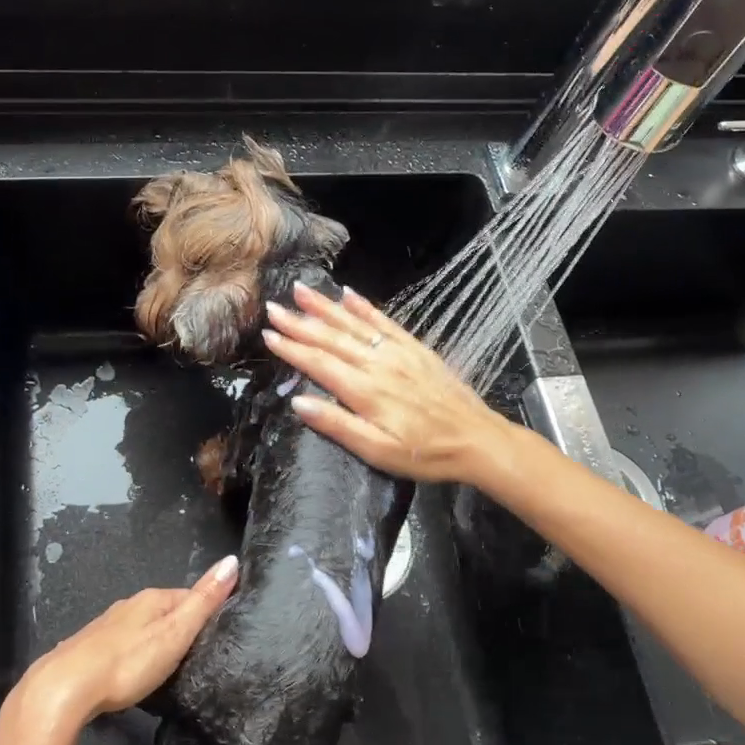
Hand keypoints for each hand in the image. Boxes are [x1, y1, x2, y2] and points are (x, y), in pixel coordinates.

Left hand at [16, 556, 239, 726]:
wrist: (66, 687)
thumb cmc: (128, 661)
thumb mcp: (175, 633)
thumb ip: (203, 600)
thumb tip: (232, 560)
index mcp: (151, 599)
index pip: (189, 596)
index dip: (207, 612)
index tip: (222, 633)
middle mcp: (129, 606)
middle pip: (165, 611)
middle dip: (182, 627)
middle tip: (200, 655)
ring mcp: (107, 626)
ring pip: (143, 628)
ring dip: (158, 641)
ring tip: (173, 667)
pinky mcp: (92, 649)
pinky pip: (125, 645)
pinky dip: (137, 654)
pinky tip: (138, 672)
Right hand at [261, 282, 512, 483]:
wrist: (477, 440)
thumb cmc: (424, 454)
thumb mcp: (377, 451)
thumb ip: (337, 425)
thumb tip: (299, 402)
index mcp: (365, 391)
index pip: (319, 364)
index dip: (292, 349)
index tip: (268, 335)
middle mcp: (379, 365)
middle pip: (332, 338)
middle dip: (300, 322)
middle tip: (273, 306)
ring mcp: (398, 354)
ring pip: (355, 324)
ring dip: (325, 307)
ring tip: (301, 290)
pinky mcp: (416, 350)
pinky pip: (385, 322)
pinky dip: (365, 307)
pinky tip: (348, 295)